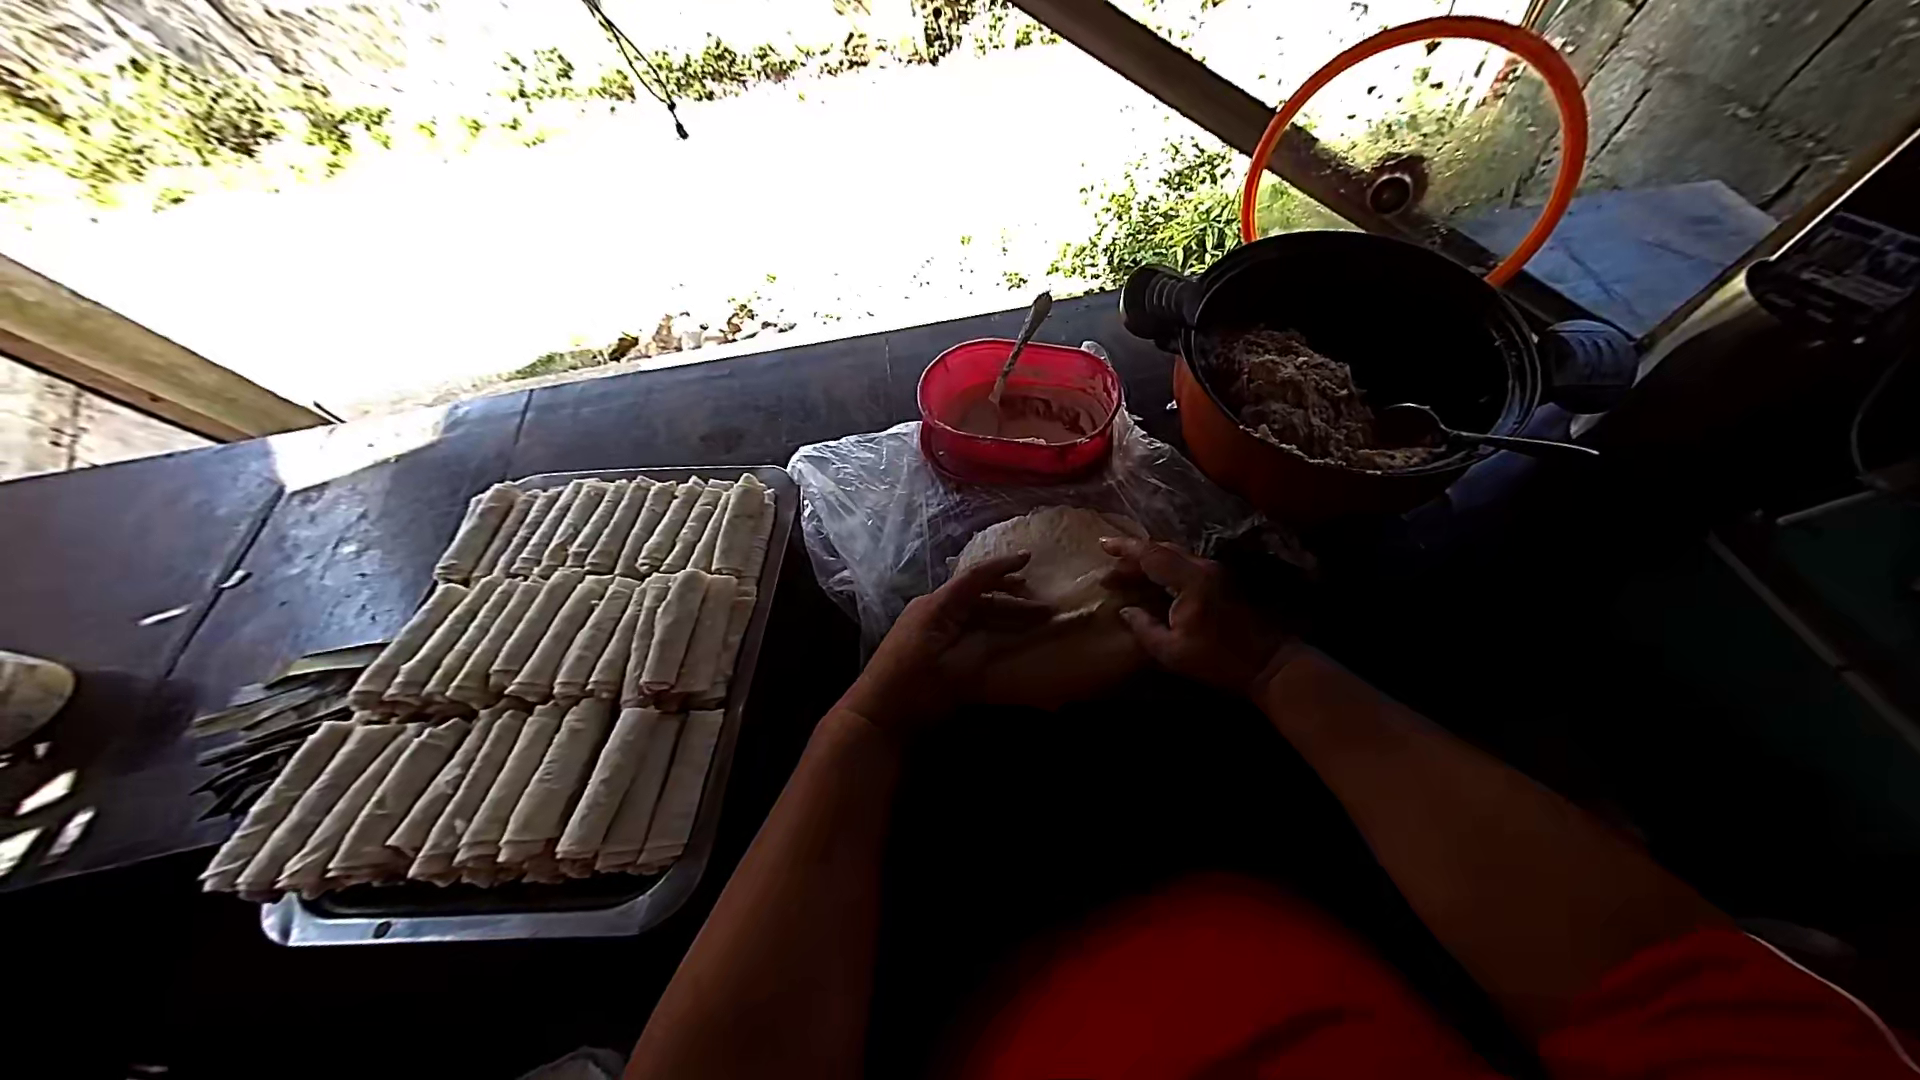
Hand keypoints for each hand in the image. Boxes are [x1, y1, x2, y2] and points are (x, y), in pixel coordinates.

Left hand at [836, 552, 1051, 735]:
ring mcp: (923, 622)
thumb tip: (1013, 634)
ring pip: (968, 609)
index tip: (1028, 557)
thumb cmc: (916, 691)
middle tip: (1038, 602)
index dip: (1003, 567)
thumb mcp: (958, 671)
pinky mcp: (922, 638)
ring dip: (997, 611)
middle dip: (1009, 596)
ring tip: (1026, 616)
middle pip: (975, 593)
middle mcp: (930, 607)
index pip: (975, 578)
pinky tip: (997, 631)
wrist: (875, 714)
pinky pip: (958, 621)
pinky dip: (981, 623)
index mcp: (937, 607)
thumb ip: (987, 648)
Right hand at [1100, 537, 1297, 698]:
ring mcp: (1215, 573)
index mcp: (1190, 580)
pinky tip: (1152, 581)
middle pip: (1162, 550)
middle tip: (1110, 570)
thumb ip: (1144, 628)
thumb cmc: (1219, 660)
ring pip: (1174, 556)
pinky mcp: (1221, 581)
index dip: (1124, 548)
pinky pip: (1184, 565)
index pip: (1151, 554)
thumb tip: (1126, 610)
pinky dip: (1163, 568)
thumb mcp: (1172, 652)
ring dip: (1148, 562)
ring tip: (1126, 575)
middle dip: (1133, 557)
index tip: (1102, 544)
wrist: (1269, 664)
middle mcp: (1203, 568)